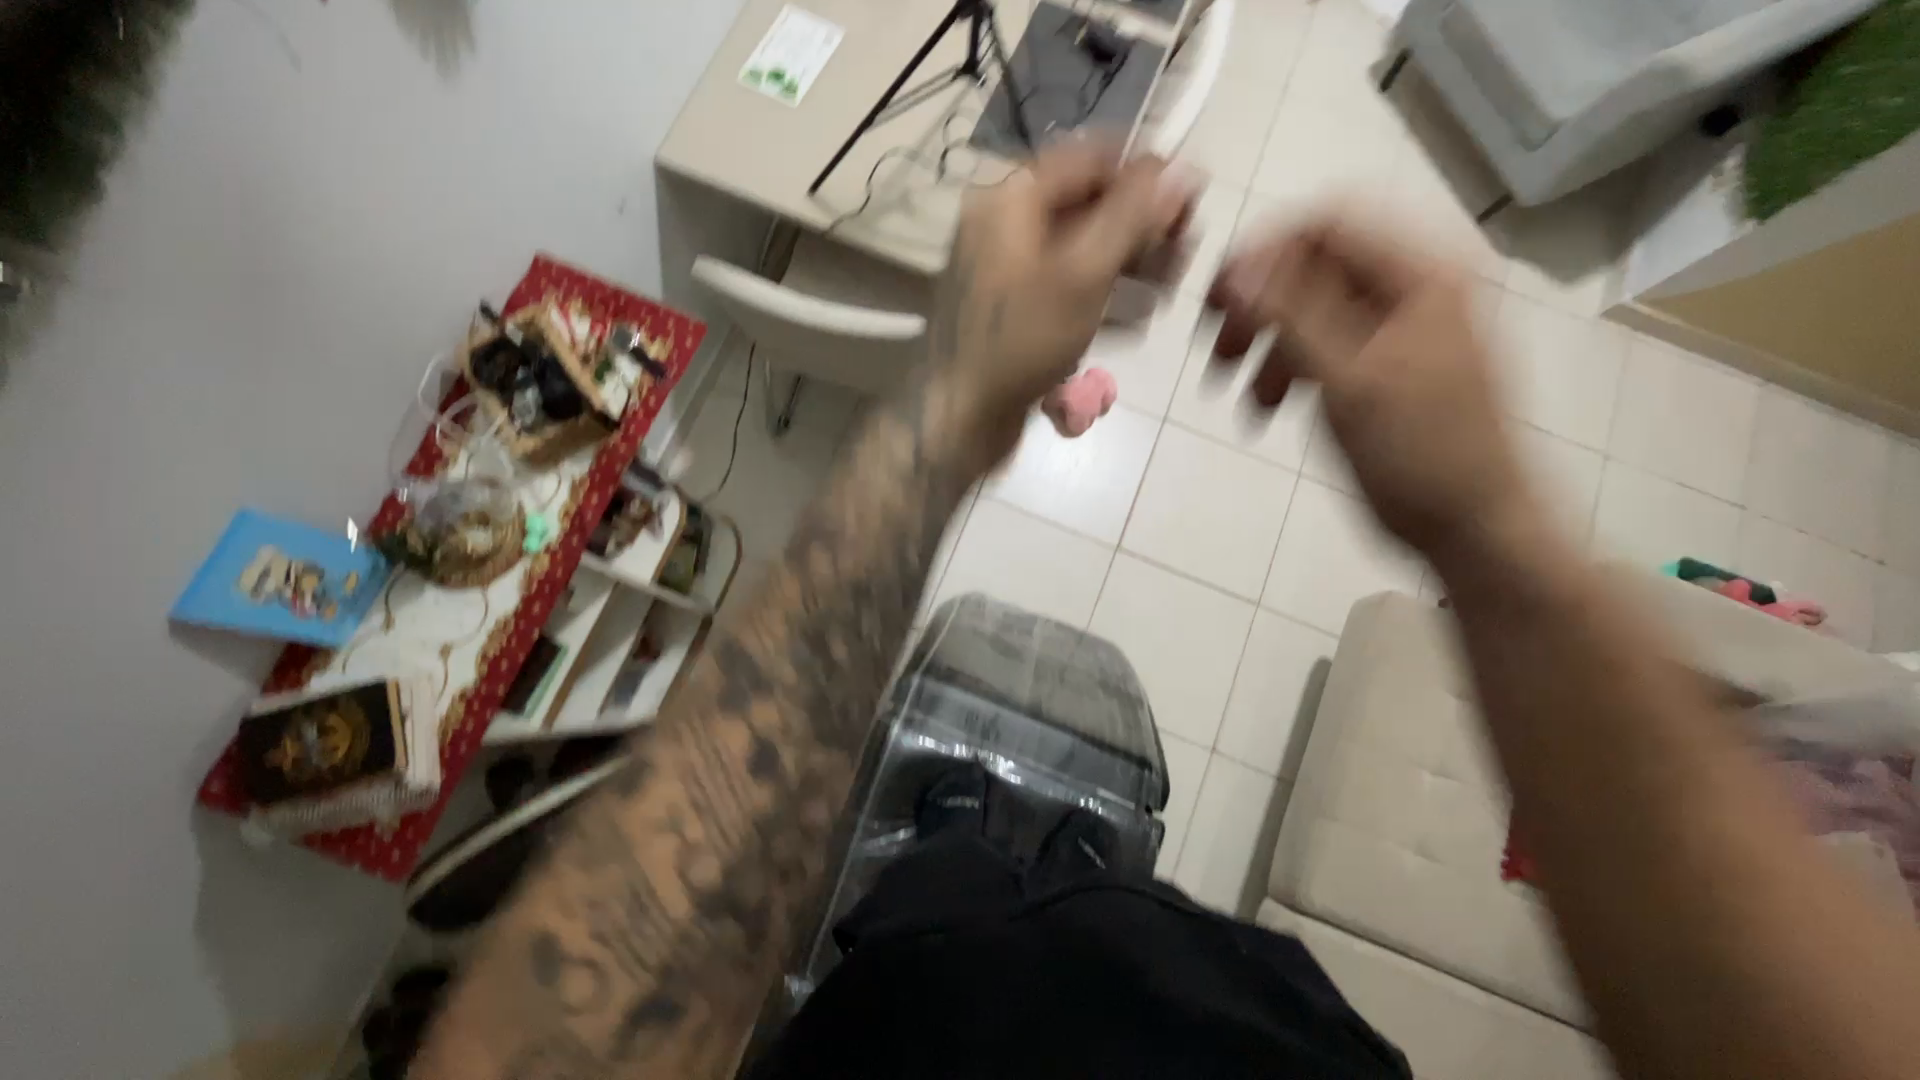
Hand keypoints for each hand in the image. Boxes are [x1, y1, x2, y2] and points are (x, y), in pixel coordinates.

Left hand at [930, 140, 1199, 463]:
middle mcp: (1003, 221)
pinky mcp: (1013, 308)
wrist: (961, 416)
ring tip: (1170, 288)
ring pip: (1079, 248)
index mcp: (1010, 195)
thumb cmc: (1023, 341)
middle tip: (1186, 254)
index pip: (1089, 156)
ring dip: (1128, 262)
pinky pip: (1064, 285)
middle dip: (1140, 225)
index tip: (1189, 204)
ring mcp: (1006, 267)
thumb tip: (1181, 168)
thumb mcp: (1085, 272)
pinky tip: (1137, 318)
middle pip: (1086, 202)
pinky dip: (1101, 293)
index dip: (1143, 173)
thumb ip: (1133, 215)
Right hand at [1209, 212, 1537, 559]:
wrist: (1474, 526)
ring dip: (1266, 343)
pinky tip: (1268, 407)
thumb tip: (1234, 270)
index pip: (1328, 224)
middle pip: (1315, 267)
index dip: (1264, 253)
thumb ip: (1289, 315)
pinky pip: (1325, 346)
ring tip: (1238, 391)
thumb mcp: (1347, 380)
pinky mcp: (1386, 366)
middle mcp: (1414, 287)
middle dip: (1259, 306)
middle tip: (1217, 347)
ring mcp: (1401, 328)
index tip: (1217, 299)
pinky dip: (1289, 368)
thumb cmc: (1419, 453)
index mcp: (1422, 273)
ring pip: (1313, 310)